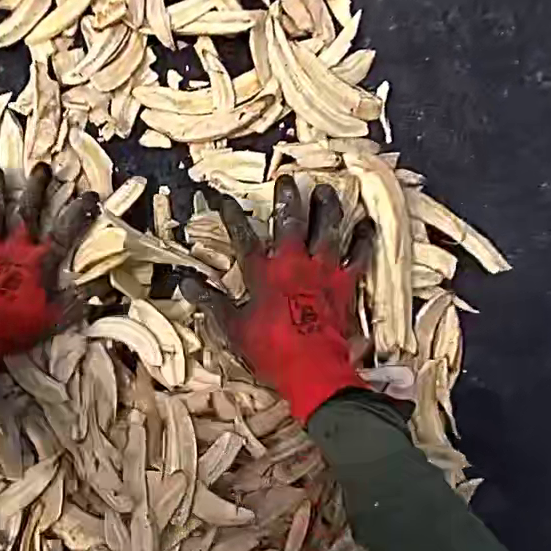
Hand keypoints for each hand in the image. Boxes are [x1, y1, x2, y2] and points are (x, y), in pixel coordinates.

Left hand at [0, 164, 101, 361]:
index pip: (67, 229)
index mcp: (40, 262)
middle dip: (37, 187)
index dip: (80, 211)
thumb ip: (78, 301)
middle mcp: (15, 248)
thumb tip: (104, 287)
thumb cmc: (15, 329)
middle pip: (28, 210)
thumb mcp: (54, 319)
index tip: (91, 195)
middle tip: (41, 167)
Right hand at [182, 176, 376, 422]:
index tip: (223, 198)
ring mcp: (322, 271)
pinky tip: (365, 224)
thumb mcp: (233, 327)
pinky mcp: (345, 284)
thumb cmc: (268, 349)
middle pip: (290, 222)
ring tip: (324, 190)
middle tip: (286, 180)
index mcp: (262, 273)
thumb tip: (186, 282)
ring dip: (325, 208)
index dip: (231, 216)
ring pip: (326, 230)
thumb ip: (212, 301)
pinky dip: (362, 240)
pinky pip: (358, 256)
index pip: (242, 236)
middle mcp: (293, 263)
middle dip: (287, 199)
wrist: (312, 369)